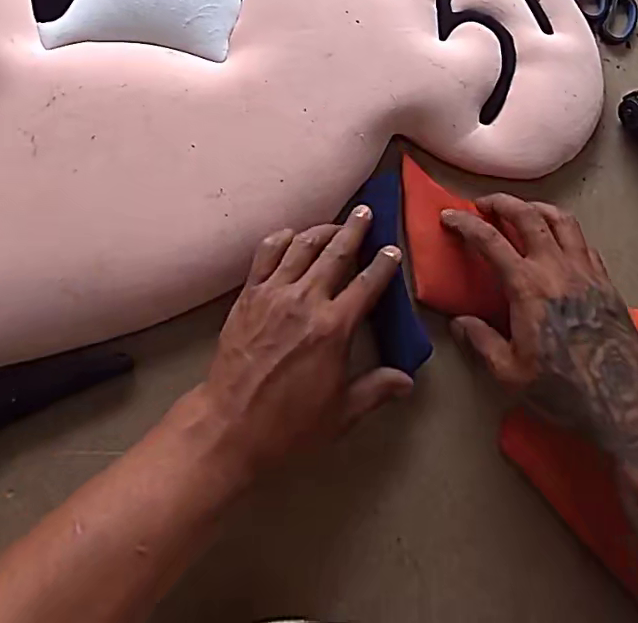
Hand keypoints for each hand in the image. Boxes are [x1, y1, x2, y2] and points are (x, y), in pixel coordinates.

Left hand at [184, 206, 412, 482]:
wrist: (230, 424)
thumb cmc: (290, 424)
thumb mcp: (341, 413)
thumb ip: (376, 389)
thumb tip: (407, 380)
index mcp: (333, 328)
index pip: (367, 285)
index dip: (383, 265)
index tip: (392, 249)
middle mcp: (305, 301)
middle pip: (336, 253)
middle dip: (354, 230)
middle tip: (365, 212)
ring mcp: (273, 294)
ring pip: (302, 247)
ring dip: (321, 230)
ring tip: (334, 222)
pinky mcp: (248, 295)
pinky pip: (265, 255)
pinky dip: (280, 239)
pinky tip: (290, 235)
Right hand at [442, 194, 637, 423]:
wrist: (627, 405)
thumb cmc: (563, 390)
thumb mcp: (509, 372)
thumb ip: (480, 341)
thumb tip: (458, 322)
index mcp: (527, 286)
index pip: (489, 240)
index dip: (465, 223)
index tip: (449, 215)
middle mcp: (557, 268)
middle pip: (528, 216)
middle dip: (502, 202)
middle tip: (484, 204)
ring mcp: (586, 271)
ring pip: (561, 220)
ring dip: (536, 208)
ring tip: (521, 210)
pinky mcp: (606, 282)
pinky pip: (583, 241)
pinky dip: (564, 230)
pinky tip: (556, 241)